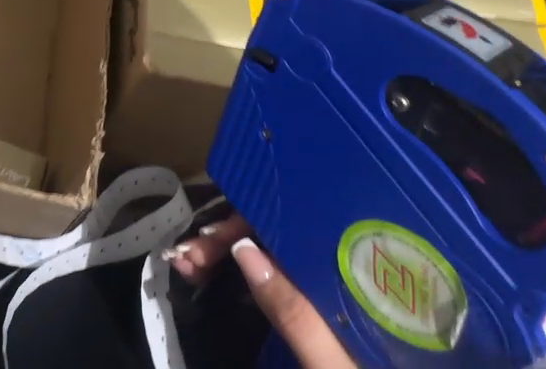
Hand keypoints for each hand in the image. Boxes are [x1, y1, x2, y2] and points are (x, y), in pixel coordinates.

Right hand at [167, 215, 356, 368]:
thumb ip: (295, 315)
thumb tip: (244, 248)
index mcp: (360, 284)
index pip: (299, 230)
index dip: (250, 225)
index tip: (208, 239)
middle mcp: (343, 281)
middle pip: (277, 240)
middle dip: (226, 241)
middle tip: (186, 255)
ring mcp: (325, 302)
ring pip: (267, 258)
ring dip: (221, 255)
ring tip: (186, 262)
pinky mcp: (312, 321)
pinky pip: (267, 283)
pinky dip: (232, 274)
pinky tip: (203, 272)